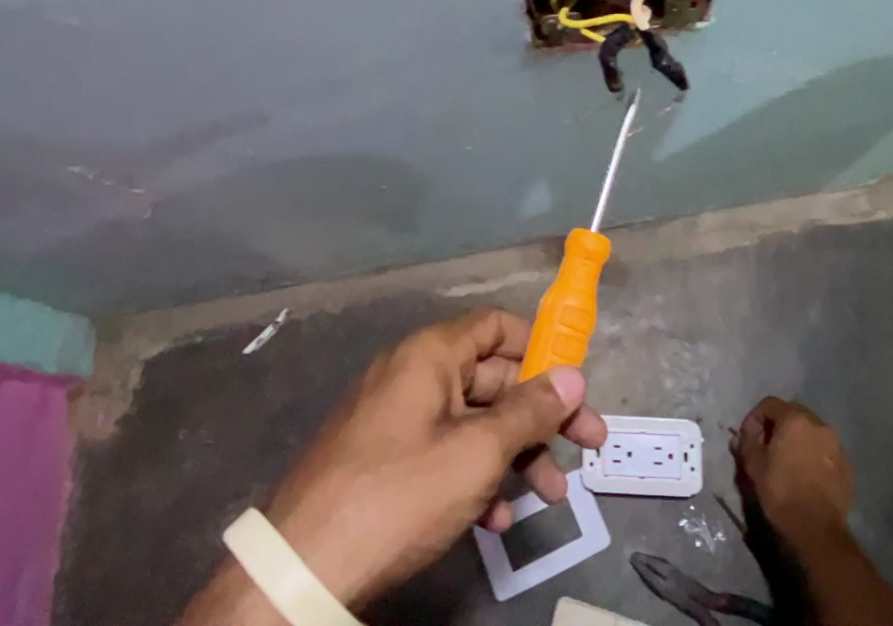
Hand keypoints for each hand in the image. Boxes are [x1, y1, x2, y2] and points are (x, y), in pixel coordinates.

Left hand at [263, 309, 606, 607]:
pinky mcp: (386, 462)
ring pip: (473, 422)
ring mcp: (397, 421)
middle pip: (492, 378)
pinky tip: (496, 519)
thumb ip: (529, 412)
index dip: (540, 348)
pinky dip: (476, 478)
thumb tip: (572, 376)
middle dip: (542, 415)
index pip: (496, 326)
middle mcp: (413, 377)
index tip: (576, 384)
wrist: (306, 565)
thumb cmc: (400, 493)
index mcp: (430, 355)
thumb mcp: (476, 452)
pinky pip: (444, 454)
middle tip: (587, 447)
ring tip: (552, 495)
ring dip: (517, 454)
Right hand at [732, 396, 853, 540]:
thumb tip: (739, 438)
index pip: (769, 404)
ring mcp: (836, 445)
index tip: (747, 438)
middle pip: (792, 414)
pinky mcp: (846, 466)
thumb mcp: (754, 466)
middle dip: (776, 426)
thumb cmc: (781, 492)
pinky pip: (824, 451)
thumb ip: (746, 445)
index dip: (754, 418)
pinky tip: (803, 475)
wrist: (817, 529)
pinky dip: (811, 455)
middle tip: (764, 447)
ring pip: (810, 433)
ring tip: (785, 461)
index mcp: (795, 420)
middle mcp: (819, 425)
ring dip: (795, 440)